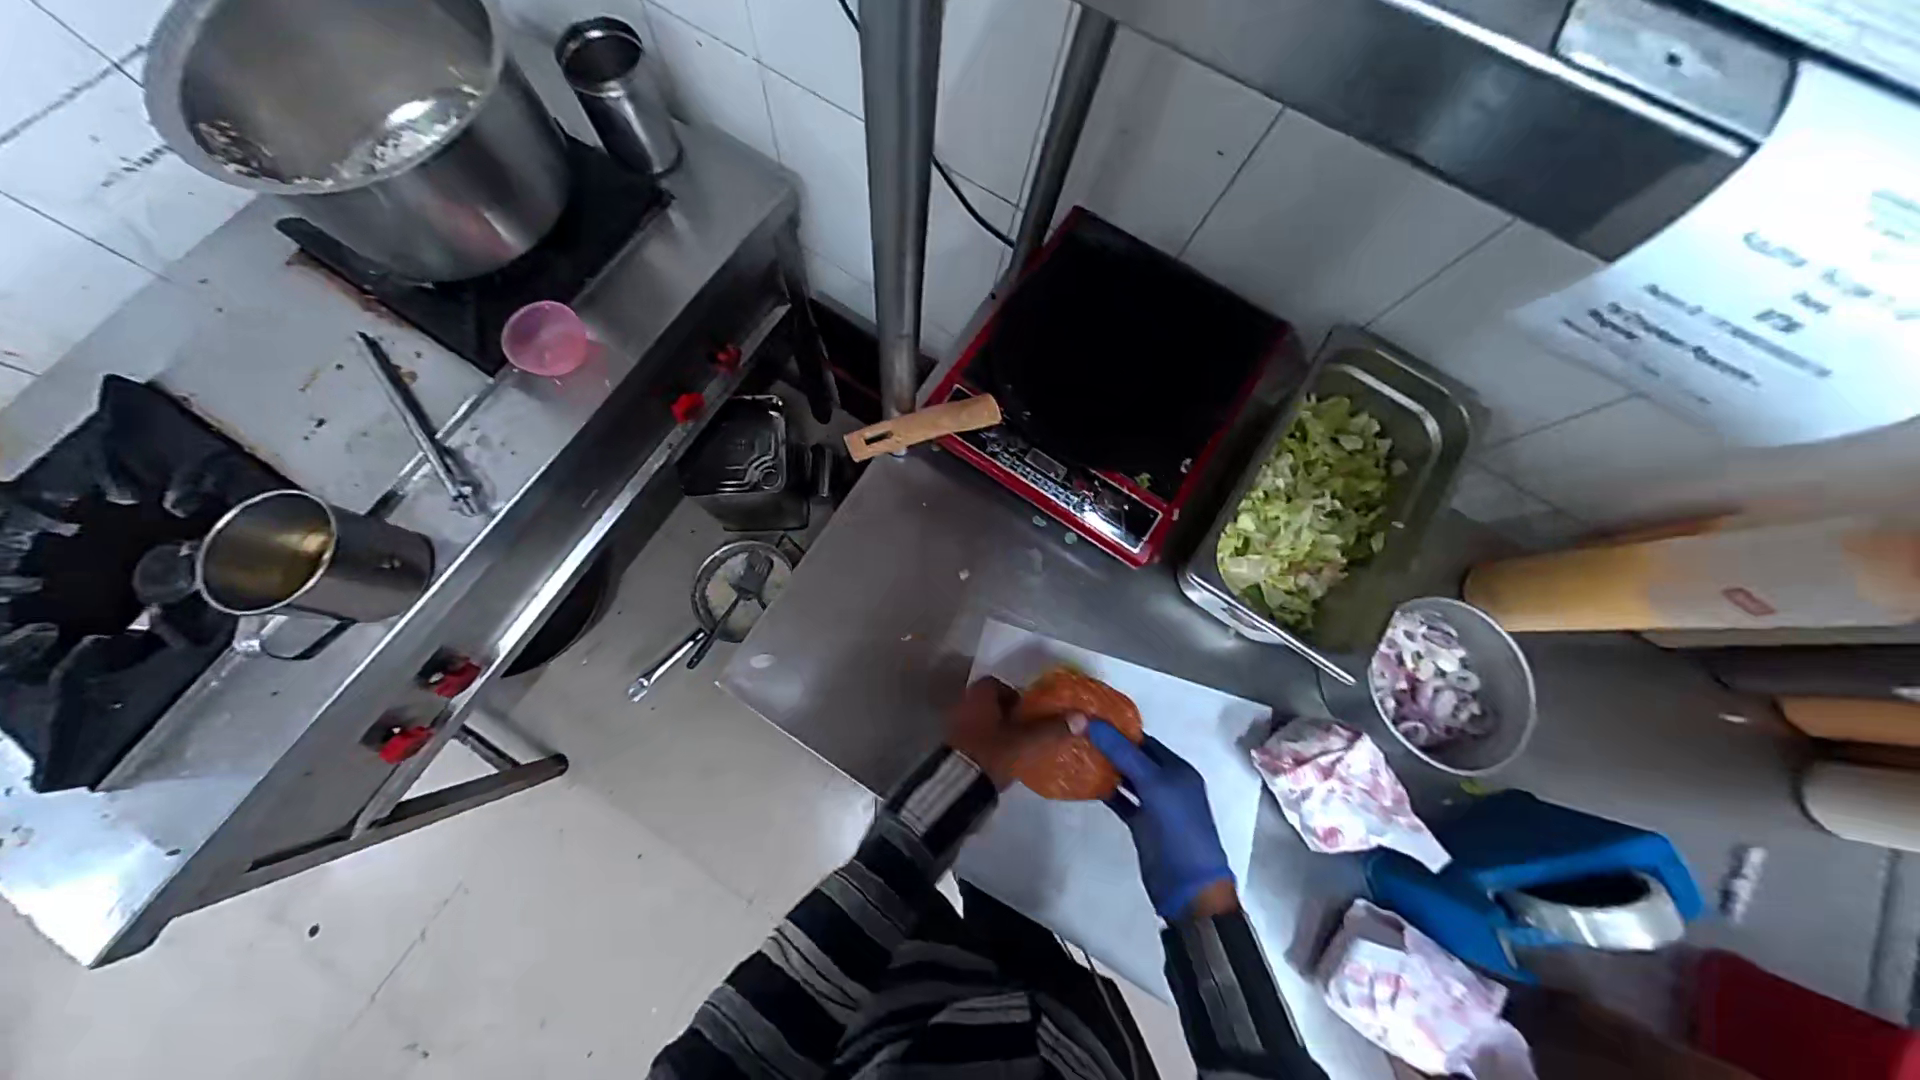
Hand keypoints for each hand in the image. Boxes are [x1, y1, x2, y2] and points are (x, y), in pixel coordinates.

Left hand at [945, 677, 1073, 788]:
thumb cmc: (995, 752)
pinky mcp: (953, 746)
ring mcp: (955, 725)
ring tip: (1016, 744)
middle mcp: (965, 704)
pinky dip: (987, 742)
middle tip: (1026, 727)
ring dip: (996, 728)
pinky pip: (973, 736)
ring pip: (981, 720)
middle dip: (1007, 712)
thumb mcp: (1029, 741)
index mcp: (981, 695)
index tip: (1029, 710)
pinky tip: (1001, 757)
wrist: (960, 783)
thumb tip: (1082, 718)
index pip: (996, 684)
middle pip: (989, 702)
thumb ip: (1054, 728)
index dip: (1014, 695)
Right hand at [1085, 720, 1235, 919]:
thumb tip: (1092, 722)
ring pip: (1126, 778)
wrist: (1188, 887)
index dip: (1120, 729)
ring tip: (1076, 752)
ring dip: (1105, 767)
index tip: (1091, 718)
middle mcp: (1167, 783)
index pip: (1145, 741)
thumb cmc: (1178, 829)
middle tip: (1078, 733)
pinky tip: (1083, 782)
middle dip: (1110, 746)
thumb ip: (1123, 753)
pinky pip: (1120, 800)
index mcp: (1178, 769)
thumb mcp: (1154, 785)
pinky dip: (1104, 791)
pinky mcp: (1141, 824)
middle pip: (1134, 757)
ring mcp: (1154, 805)